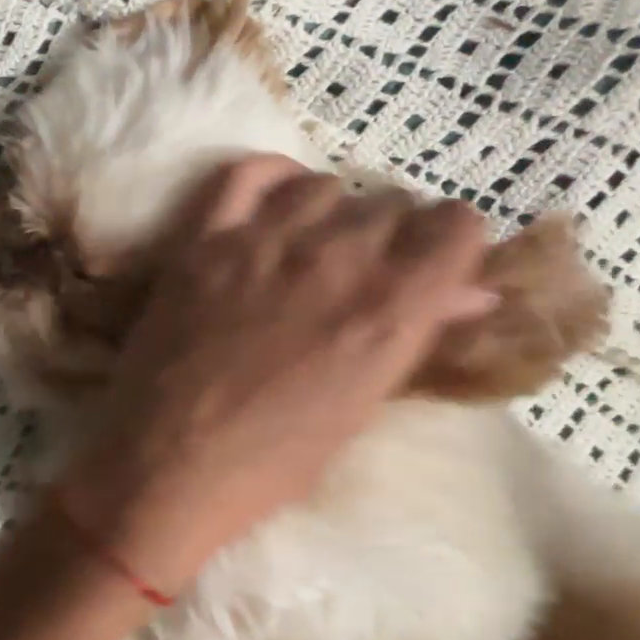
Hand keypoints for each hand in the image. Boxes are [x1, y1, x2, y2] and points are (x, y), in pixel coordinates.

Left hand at [52, 157, 494, 592]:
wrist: (167, 466)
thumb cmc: (272, 461)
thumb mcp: (361, 404)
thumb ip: (415, 334)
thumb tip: (472, 292)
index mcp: (391, 308)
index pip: (456, 225)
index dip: (447, 245)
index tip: (429, 266)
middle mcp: (336, 260)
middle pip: (389, 204)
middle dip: (388, 234)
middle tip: (360, 272)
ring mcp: (262, 243)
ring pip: (323, 185)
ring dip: (329, 211)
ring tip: (311, 247)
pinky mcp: (201, 242)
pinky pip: (245, 173)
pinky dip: (269, 177)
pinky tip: (273, 202)